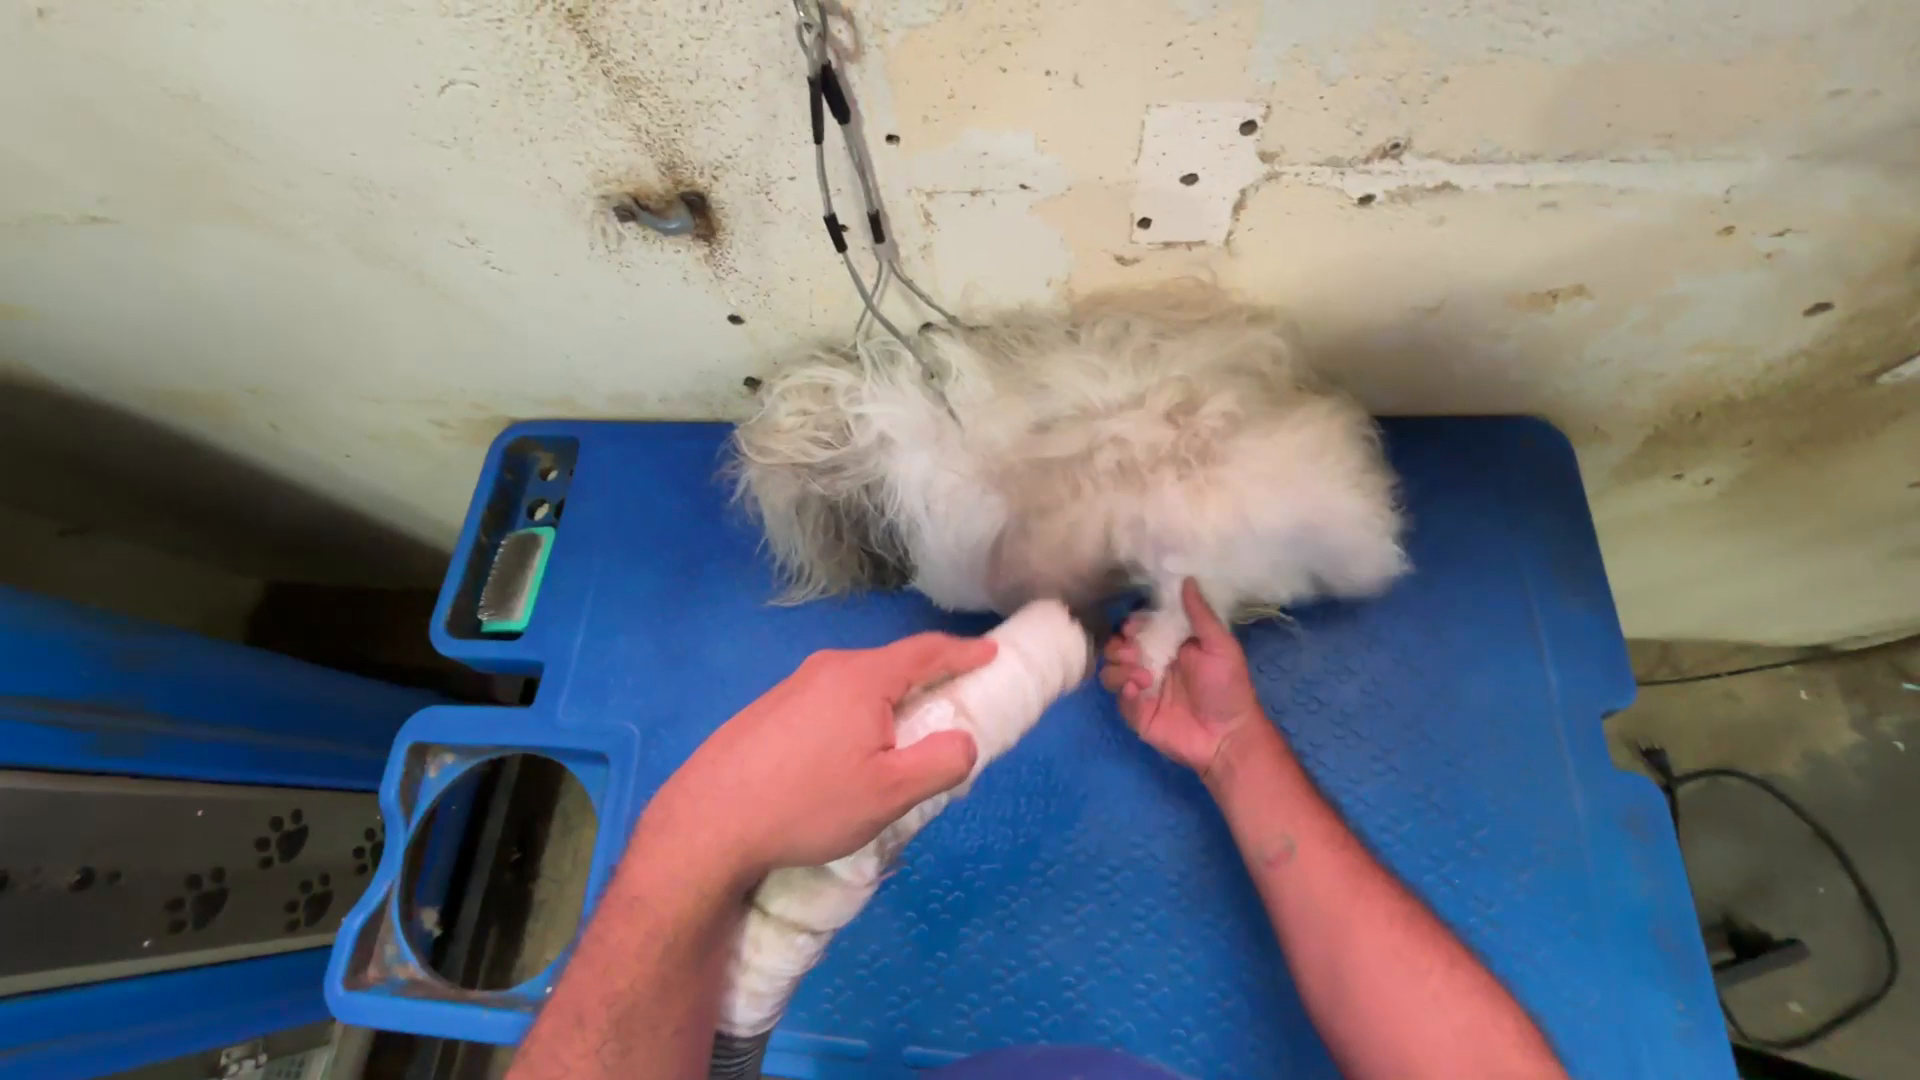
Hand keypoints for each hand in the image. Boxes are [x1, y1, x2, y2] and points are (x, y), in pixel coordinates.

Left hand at [637, 633, 995, 886]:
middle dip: (926, 681)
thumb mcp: (889, 794)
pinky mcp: (769, 710)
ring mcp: (793, 687)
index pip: (927, 652)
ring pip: (858, 685)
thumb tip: (965, 742)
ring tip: (898, 740)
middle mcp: (828, 668)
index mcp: (863, 678)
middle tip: (951, 707)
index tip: (991, 653)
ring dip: (888, 703)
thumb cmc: (807, 804)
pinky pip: (829, 701)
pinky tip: (845, 754)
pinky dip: (855, 714)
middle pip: (892, 666)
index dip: (964, 653)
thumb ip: (940, 763)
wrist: (708, 821)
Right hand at [1100, 579, 1269, 780]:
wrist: (1227, 736)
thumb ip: (1200, 614)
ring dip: (1119, 668)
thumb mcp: (1220, 646)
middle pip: (1116, 645)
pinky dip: (1123, 688)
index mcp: (1169, 645)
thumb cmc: (1228, 688)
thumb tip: (1187, 579)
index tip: (1137, 627)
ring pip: (1110, 669)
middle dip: (1119, 645)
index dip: (1133, 624)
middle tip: (1135, 652)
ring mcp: (1141, 688)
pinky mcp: (1135, 711)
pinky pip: (1116, 695)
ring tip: (1142, 677)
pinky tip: (1140, 691)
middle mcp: (1151, 663)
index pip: (1138, 626)